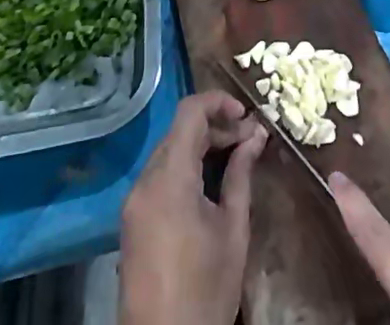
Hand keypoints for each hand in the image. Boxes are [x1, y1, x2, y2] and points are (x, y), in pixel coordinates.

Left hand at [120, 92, 266, 324]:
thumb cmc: (206, 287)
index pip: (189, 113)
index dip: (219, 103)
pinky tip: (213, 179)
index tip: (248, 116)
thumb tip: (256, 135)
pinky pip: (161, 174)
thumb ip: (241, 173)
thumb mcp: (233, 227)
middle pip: (179, 131)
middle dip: (216, 126)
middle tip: (252, 139)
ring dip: (203, 145)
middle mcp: (144, 182)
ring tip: (238, 156)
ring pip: (170, 151)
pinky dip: (188, 165)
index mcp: (168, 180)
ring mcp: (134, 202)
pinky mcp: (133, 219)